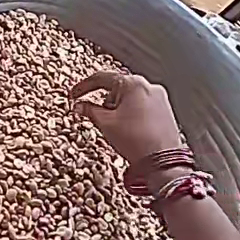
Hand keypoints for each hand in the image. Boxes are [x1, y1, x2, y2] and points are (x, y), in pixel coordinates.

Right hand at [69, 71, 183, 165]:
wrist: (162, 161)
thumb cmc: (137, 140)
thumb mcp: (105, 123)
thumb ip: (88, 110)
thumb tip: (79, 106)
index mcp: (133, 84)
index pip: (101, 78)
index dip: (83, 87)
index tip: (74, 94)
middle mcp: (148, 87)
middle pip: (116, 87)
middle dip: (102, 101)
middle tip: (92, 114)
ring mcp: (159, 98)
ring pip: (129, 97)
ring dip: (116, 108)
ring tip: (113, 126)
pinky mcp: (164, 111)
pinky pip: (141, 105)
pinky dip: (129, 113)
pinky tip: (126, 128)